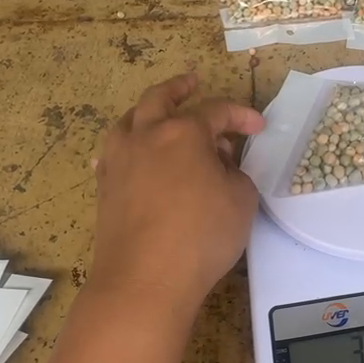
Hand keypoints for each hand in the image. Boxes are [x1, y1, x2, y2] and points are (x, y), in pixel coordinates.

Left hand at [89, 72, 265, 319]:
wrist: (144, 280)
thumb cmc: (201, 235)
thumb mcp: (241, 200)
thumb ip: (236, 173)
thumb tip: (220, 165)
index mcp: (183, 132)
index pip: (216, 111)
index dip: (241, 116)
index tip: (258, 128)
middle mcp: (147, 137)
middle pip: (159, 98)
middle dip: (179, 88)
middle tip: (192, 82)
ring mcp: (120, 161)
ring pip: (129, 121)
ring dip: (147, 112)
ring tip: (158, 114)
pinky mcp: (106, 188)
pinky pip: (113, 153)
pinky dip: (126, 145)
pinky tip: (132, 155)